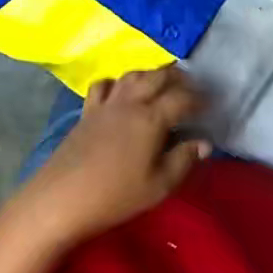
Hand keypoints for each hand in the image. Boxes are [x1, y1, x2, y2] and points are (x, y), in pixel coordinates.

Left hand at [5, 68, 210, 248]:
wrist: (62, 198)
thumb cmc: (116, 195)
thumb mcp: (159, 185)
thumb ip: (183, 160)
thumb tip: (203, 143)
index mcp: (151, 118)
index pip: (182, 98)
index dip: (199, 99)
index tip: (210, 105)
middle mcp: (129, 103)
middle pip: (157, 76)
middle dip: (178, 78)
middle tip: (190, 89)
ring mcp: (105, 104)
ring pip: (131, 75)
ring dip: (150, 74)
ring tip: (161, 85)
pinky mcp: (86, 112)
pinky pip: (103, 85)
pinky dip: (117, 82)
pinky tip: (121, 92)